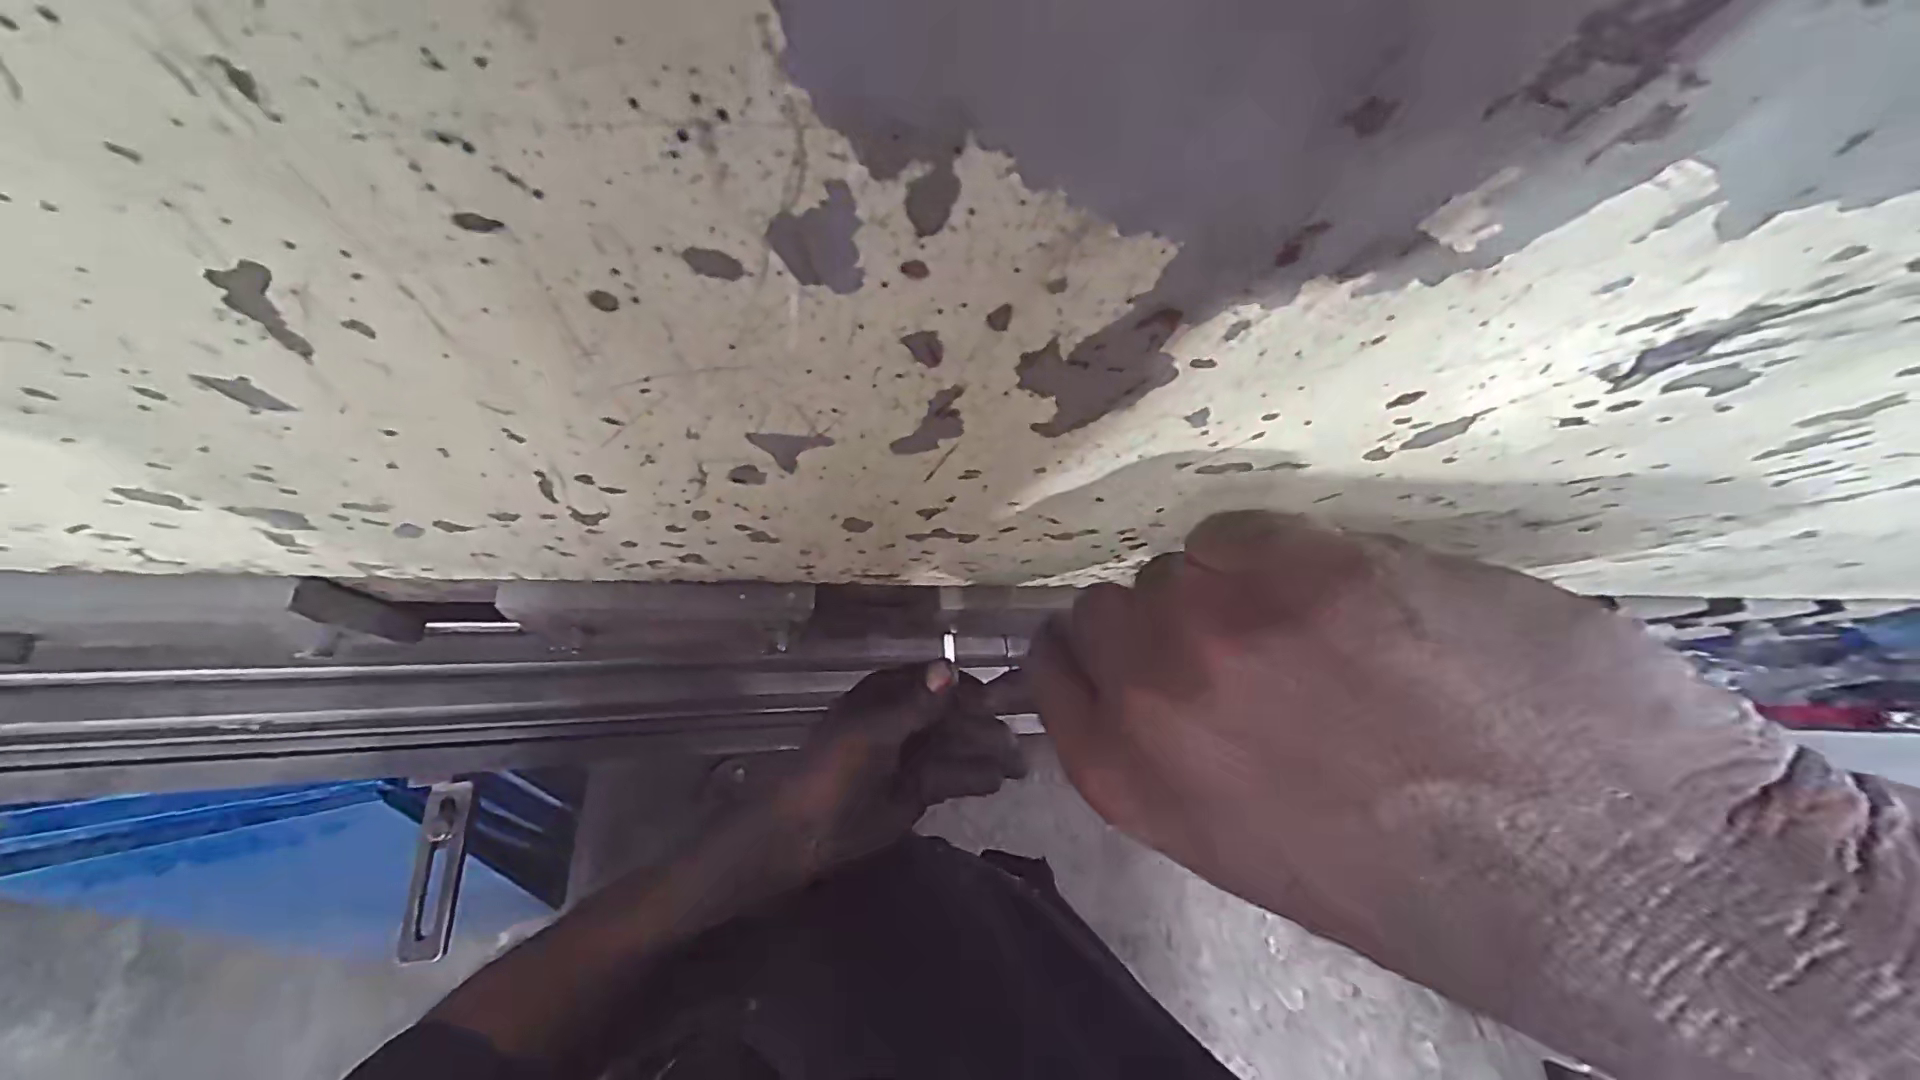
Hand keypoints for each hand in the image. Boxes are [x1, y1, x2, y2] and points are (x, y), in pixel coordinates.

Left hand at [771, 661, 1026, 876]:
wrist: (805, 832)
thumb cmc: (834, 770)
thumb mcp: (874, 731)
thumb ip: (915, 703)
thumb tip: (949, 667)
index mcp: (892, 693)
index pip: (942, 683)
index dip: (974, 691)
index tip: (1010, 702)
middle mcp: (907, 718)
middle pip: (956, 716)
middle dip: (988, 726)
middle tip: (1023, 740)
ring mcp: (913, 754)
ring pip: (959, 747)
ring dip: (988, 752)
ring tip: (1022, 764)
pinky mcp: (918, 788)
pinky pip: (953, 777)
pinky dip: (975, 777)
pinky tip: (999, 782)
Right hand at [1029, 511, 1840, 1077]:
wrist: (1618, 883)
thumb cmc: (1413, 880)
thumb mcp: (1238, 843)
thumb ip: (1160, 755)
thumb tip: (1132, 675)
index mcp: (1130, 779)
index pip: (1051, 666)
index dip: (1083, 647)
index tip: (1116, 642)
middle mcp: (1153, 700)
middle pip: (1102, 606)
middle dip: (1156, 620)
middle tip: (1229, 640)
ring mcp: (1224, 631)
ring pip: (1174, 565)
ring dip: (1226, 590)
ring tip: (1307, 630)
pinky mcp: (1311, 570)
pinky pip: (1239, 529)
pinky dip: (1280, 553)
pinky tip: (1348, 598)